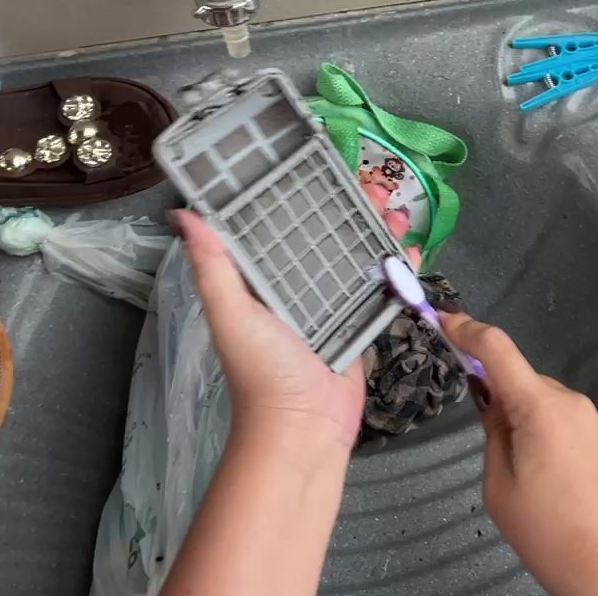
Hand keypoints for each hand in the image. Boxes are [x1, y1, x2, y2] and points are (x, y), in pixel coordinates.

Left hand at [170, 184, 410, 450]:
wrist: (302, 429)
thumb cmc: (263, 370)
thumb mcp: (231, 313)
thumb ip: (213, 265)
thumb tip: (184, 214)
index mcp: (268, 277)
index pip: (287, 223)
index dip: (307, 193)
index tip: (328, 168)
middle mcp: (301, 283)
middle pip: (331, 232)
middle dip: (354, 206)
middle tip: (377, 188)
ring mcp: (335, 301)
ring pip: (361, 253)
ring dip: (381, 230)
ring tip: (399, 212)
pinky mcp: (362, 321)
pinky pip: (383, 285)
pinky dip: (399, 267)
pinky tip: (413, 250)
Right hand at [442, 313, 597, 595]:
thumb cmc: (554, 538)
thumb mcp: (501, 490)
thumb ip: (493, 434)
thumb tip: (494, 404)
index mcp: (541, 408)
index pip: (497, 349)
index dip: (467, 329)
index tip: (443, 317)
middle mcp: (573, 402)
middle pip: (524, 385)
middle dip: (504, 405)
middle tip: (500, 458)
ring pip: (550, 408)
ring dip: (534, 428)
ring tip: (539, 487)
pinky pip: (574, 427)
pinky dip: (559, 443)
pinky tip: (566, 489)